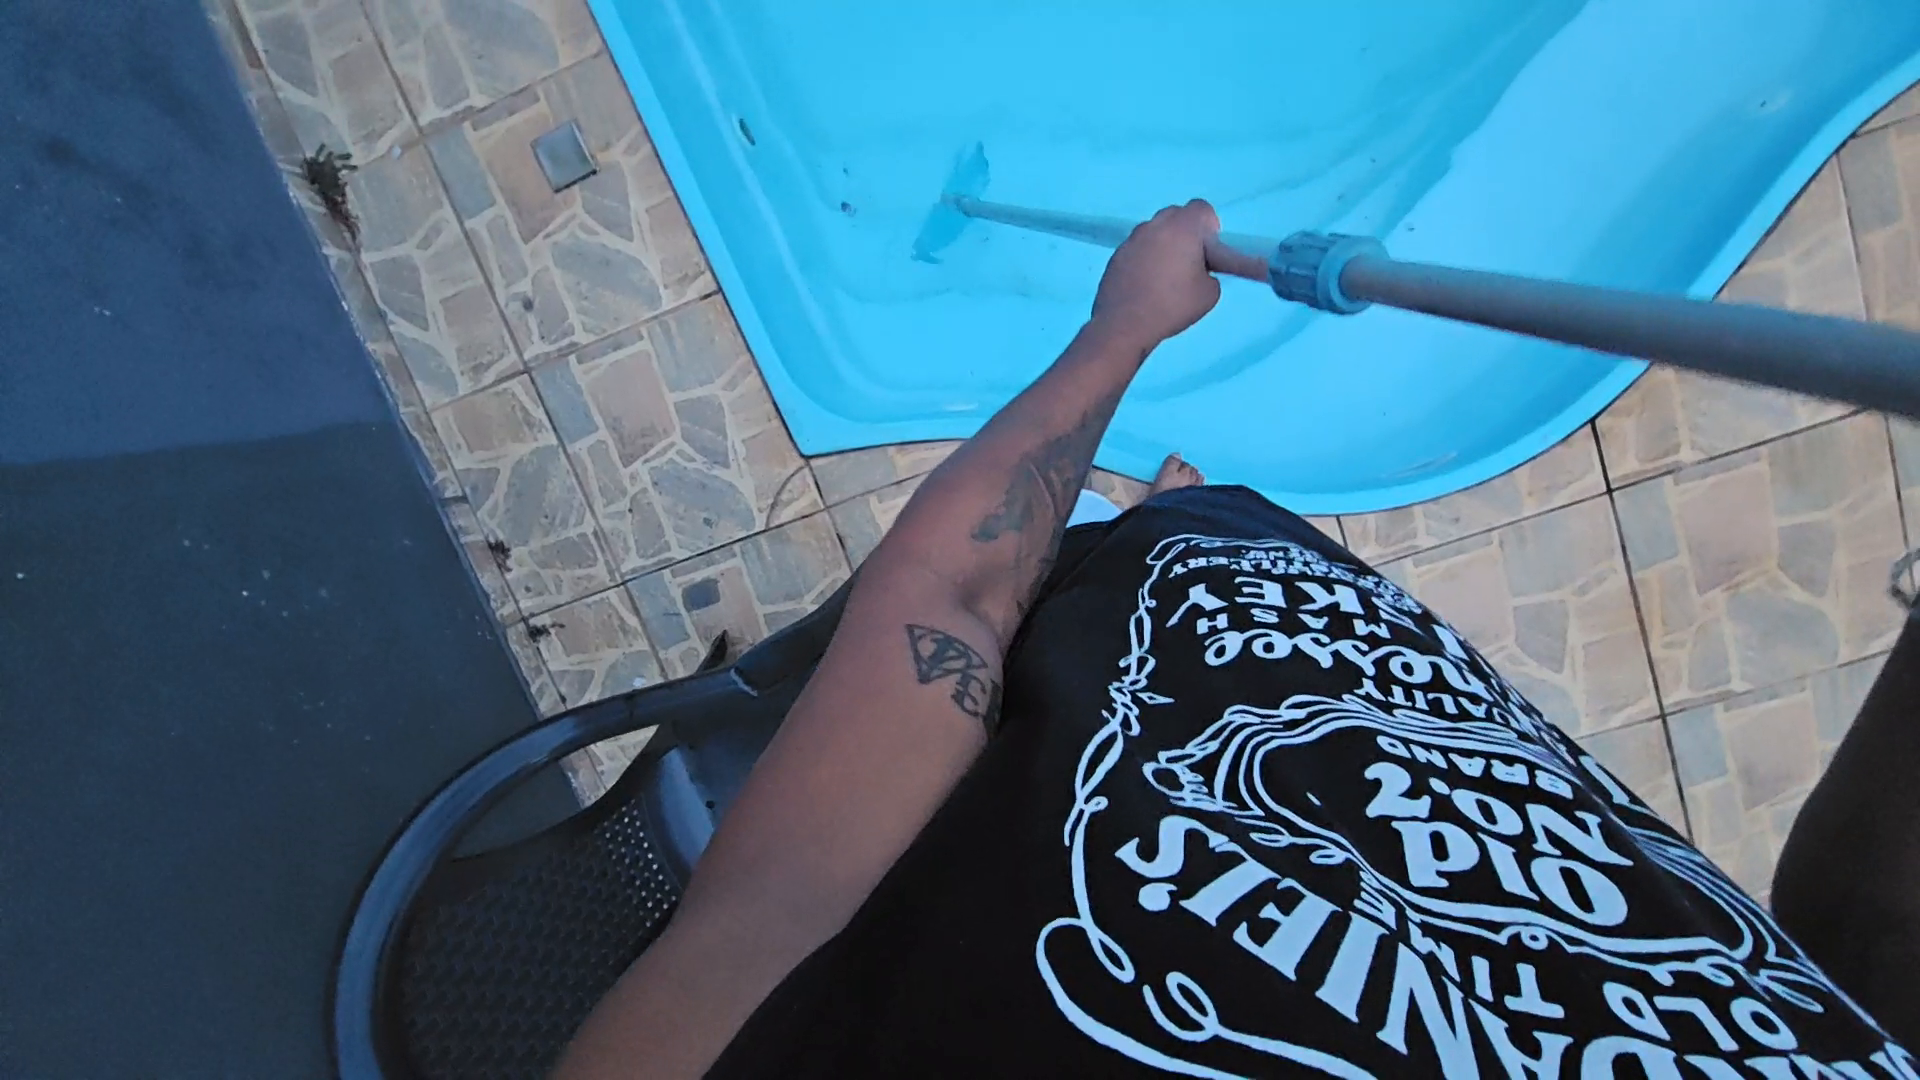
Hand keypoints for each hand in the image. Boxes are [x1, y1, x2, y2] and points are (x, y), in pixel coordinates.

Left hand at [1088, 199, 1222, 351]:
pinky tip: (1142, 285)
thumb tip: (1198, 271)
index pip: (1202, 209)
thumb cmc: (1172, 306)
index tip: (1206, 252)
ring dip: (1161, 246)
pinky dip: (1142, 260)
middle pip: (1175, 217)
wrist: (1124, 325)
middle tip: (1187, 263)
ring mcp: (1131, 239)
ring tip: (1162, 277)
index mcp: (1182, 226)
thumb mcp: (1210, 293)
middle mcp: (1154, 225)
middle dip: (1184, 234)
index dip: (1208, 228)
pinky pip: (1135, 250)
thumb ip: (1209, 272)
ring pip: (1153, 233)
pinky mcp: (1114, 256)